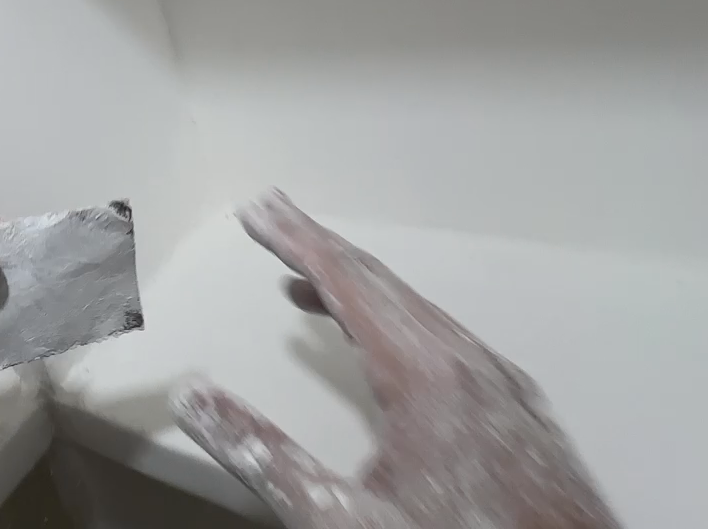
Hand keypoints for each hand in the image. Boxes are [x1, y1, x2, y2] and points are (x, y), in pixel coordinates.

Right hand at [171, 192, 621, 528]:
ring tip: (301, 278)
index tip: (255, 210)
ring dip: (351, 280)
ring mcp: (498, 385)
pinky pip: (441, 337)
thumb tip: (191, 394)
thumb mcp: (341, 518)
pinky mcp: (517, 413)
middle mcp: (465, 362)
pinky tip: (376, 343)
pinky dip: (390, 316)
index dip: (293, 239)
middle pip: (376, 279)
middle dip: (316, 242)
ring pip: (411, 307)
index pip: (344, 279)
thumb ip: (262, 452)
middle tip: (271, 211)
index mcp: (424, 372)